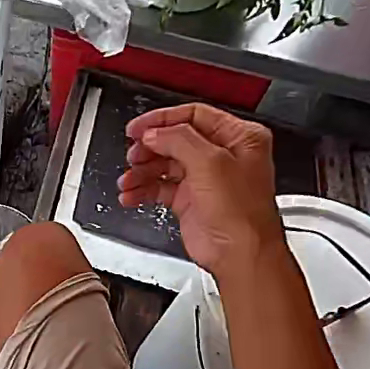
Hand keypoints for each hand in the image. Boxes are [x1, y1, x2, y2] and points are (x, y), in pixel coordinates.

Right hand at [118, 103, 283, 279]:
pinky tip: (131, 196)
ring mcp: (204, 179)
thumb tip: (154, 133)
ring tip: (127, 180)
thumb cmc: (241, 212)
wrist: (239, 252)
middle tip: (132, 154)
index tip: (137, 128)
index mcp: (238, 138)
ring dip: (141, 172)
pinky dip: (142, 191)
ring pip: (163, 165)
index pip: (194, 117)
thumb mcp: (211, 163)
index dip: (162, 120)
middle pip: (174, 141)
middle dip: (149, 148)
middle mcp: (221, 156)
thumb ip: (179, 140)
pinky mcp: (188, 200)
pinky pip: (159, 189)